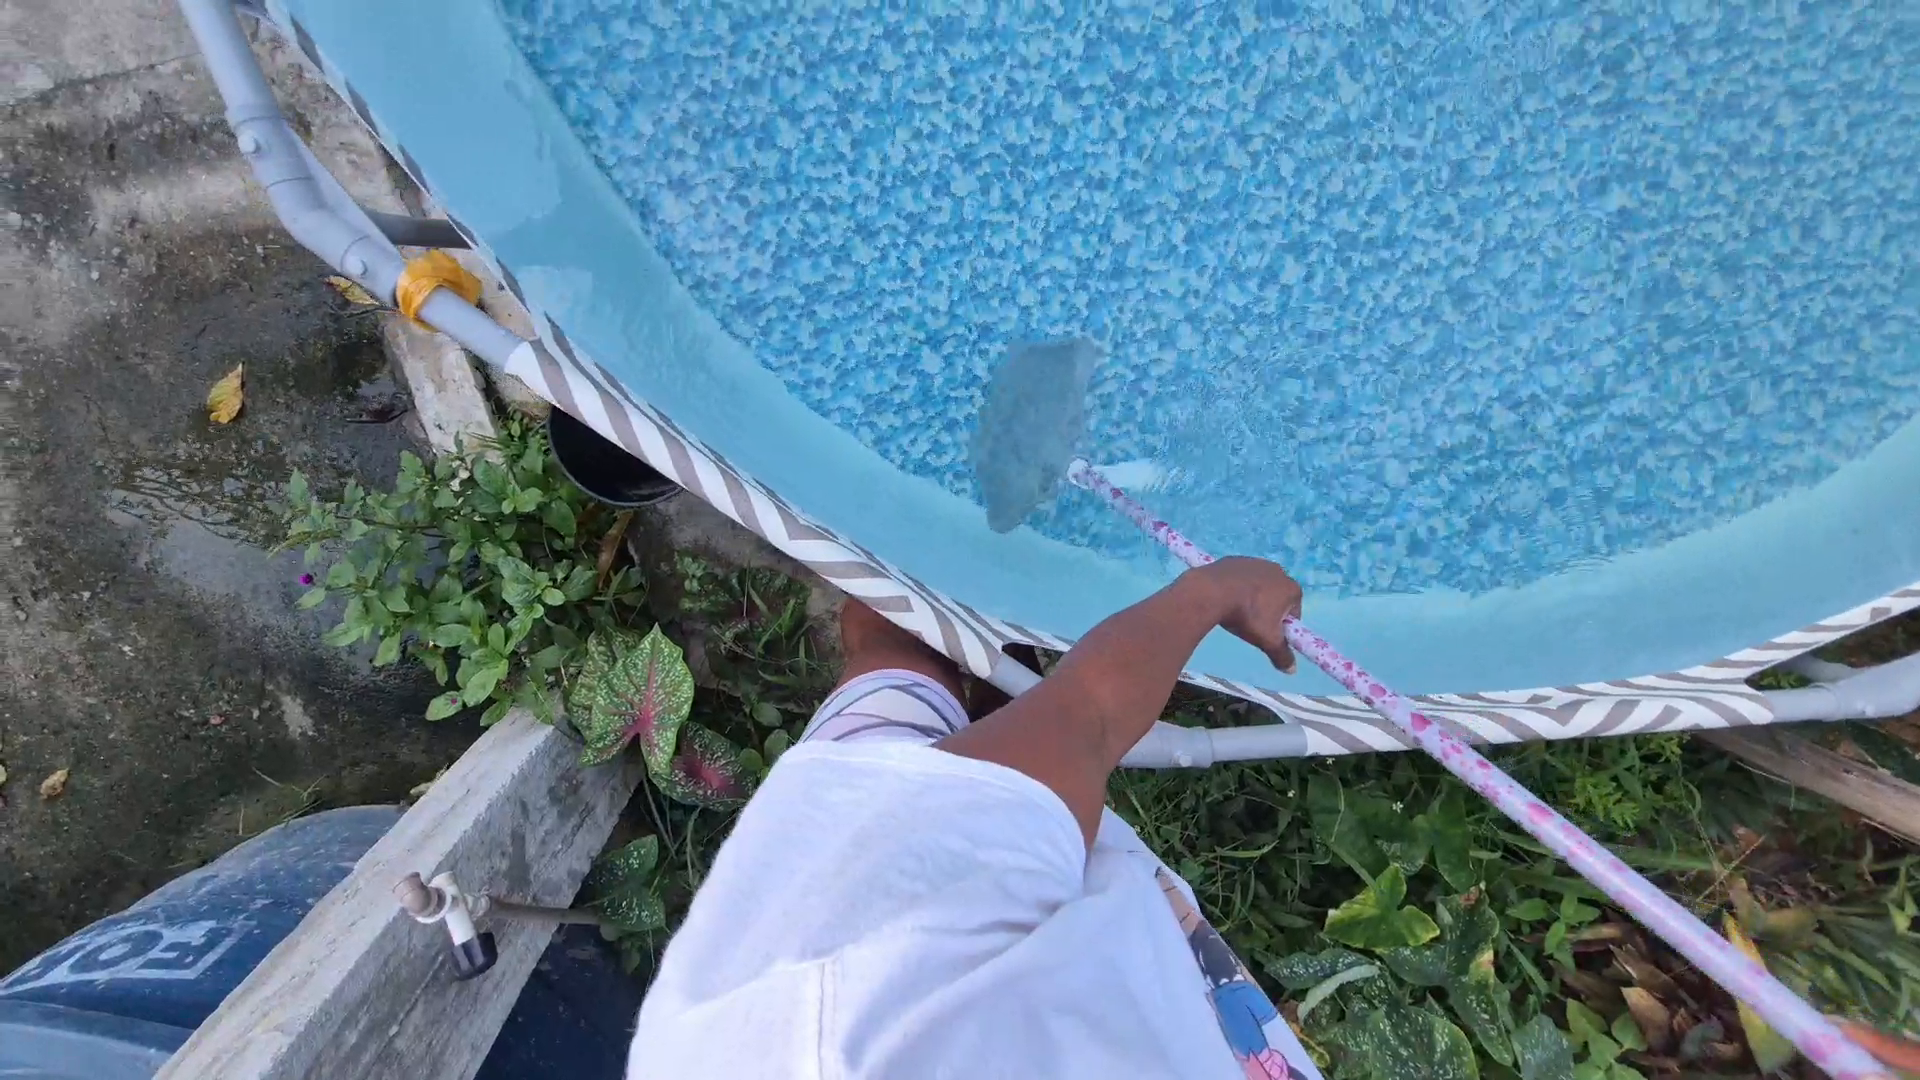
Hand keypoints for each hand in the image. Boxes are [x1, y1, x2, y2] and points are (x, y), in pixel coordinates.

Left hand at [1190, 556, 1302, 674]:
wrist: (1210, 591)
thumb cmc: (1245, 615)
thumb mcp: (1267, 640)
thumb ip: (1281, 655)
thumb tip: (1291, 669)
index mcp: (1291, 587)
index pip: (1294, 611)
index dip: (1283, 626)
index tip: (1268, 634)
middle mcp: (1276, 570)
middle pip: (1276, 597)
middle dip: (1267, 610)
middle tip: (1250, 624)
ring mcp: (1253, 562)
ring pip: (1257, 586)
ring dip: (1250, 598)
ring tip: (1234, 611)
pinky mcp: (1233, 560)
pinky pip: (1238, 578)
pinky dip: (1234, 587)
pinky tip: (1223, 598)